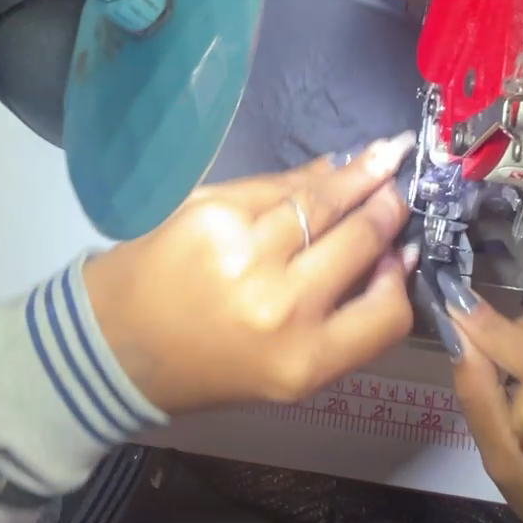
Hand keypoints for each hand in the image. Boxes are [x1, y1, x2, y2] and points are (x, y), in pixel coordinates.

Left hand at [82, 134, 416, 414]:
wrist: (117, 341)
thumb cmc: (210, 363)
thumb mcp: (286, 370)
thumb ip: (343, 322)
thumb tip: (393, 255)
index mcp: (301, 360)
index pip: (387, 312)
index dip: (401, 277)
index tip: (405, 250)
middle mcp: (278, 303)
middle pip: (359, 240)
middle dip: (386, 206)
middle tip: (401, 182)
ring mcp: (242, 247)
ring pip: (322, 199)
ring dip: (359, 174)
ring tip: (387, 153)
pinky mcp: (211, 206)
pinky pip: (277, 184)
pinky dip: (308, 176)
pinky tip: (329, 166)